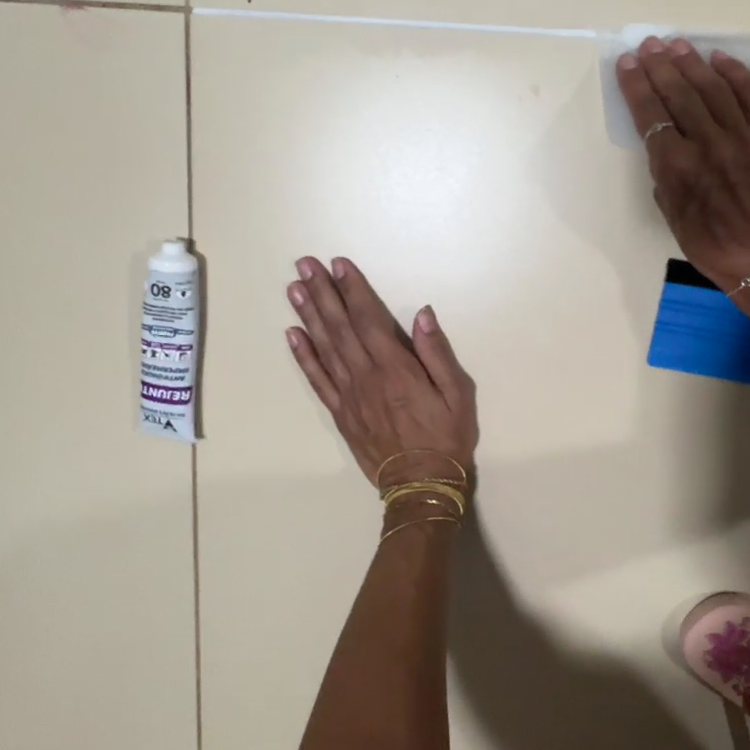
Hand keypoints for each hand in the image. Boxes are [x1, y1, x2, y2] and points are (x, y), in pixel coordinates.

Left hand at [285, 256, 478, 489]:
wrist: (421, 486)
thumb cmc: (446, 438)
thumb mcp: (457, 395)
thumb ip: (437, 353)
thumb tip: (422, 313)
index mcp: (396, 369)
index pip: (369, 319)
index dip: (353, 290)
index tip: (338, 264)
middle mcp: (366, 377)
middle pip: (340, 327)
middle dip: (322, 292)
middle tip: (304, 264)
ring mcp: (349, 395)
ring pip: (324, 347)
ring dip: (308, 315)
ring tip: (294, 287)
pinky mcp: (340, 413)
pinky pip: (317, 379)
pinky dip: (303, 356)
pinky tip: (292, 335)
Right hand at [615, 36, 749, 291]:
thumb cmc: (709, 243)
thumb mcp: (670, 212)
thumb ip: (663, 172)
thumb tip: (663, 141)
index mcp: (677, 167)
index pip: (650, 115)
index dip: (636, 86)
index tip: (626, 64)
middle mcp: (707, 144)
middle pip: (678, 94)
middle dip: (659, 66)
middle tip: (647, 44)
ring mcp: (741, 136)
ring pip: (712, 88)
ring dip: (691, 62)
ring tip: (675, 44)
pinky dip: (735, 73)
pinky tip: (718, 59)